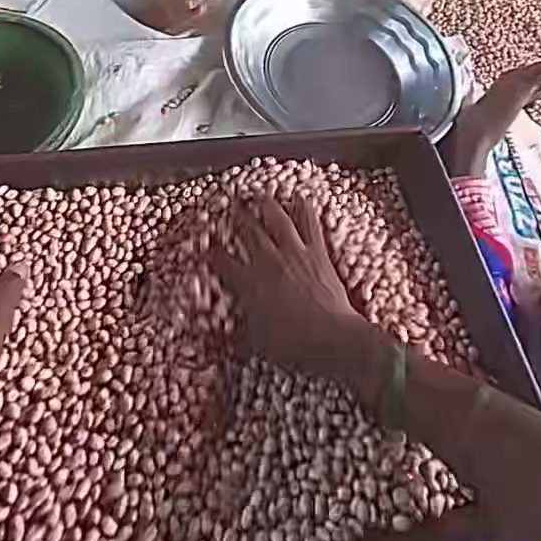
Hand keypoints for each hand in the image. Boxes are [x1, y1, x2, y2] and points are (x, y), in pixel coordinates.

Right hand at [214, 194, 377, 379]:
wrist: (331, 337)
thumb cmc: (293, 345)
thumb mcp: (257, 344)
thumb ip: (238, 334)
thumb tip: (222, 335)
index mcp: (250, 284)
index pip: (225, 263)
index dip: (214, 252)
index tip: (208, 244)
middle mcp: (269, 262)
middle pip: (248, 233)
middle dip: (237, 218)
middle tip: (231, 206)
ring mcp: (294, 253)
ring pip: (277, 220)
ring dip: (266, 205)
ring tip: (259, 195)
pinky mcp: (316, 251)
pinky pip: (309, 224)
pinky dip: (304, 209)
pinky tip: (300, 198)